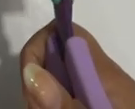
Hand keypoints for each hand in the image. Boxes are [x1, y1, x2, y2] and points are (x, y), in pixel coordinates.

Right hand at [20, 23, 134, 108]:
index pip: (64, 33)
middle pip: (54, 62)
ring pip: (58, 88)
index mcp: (104, 73)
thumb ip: (66, 104)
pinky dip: (59, 107)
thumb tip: (30, 71)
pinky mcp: (98, 106)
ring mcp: (99, 99)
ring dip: (45, 103)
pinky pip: (69, 101)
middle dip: (37, 85)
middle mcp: (101, 80)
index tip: (32, 82)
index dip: (41, 48)